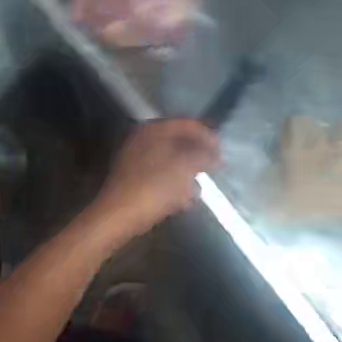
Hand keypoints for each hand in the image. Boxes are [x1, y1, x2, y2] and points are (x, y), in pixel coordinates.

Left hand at [86, 119, 219, 244]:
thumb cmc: (154, 188)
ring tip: (200, 188)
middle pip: (178, 142)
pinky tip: (185, 201)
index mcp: (153, 130)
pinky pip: (161, 177)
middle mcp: (142, 140)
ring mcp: (136, 160)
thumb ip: (204, 156)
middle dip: (198, 155)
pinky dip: (175, 186)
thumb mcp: (186, 168)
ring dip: (188, 173)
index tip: (223, 151)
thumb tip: (216, 155)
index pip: (187, 124)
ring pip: (170, 161)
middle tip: (215, 168)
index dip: (208, 136)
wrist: (118, 217)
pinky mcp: (133, 181)